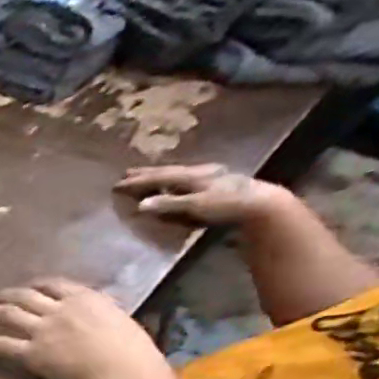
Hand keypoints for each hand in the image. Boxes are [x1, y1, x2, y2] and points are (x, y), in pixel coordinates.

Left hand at [0, 279, 172, 378]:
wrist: (122, 370)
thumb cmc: (131, 350)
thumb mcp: (119, 318)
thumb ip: (101, 312)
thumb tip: (99, 312)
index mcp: (83, 297)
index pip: (51, 284)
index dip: (33, 285)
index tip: (23, 287)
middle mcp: (58, 308)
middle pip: (22, 295)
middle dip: (2, 294)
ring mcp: (42, 329)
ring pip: (5, 314)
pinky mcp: (31, 352)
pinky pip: (0, 345)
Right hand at [114, 164, 291, 224]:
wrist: (260, 205)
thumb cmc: (227, 206)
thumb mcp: (195, 206)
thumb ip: (169, 205)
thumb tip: (141, 205)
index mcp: (192, 175)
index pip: (159, 177)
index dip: (138, 181)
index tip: (117, 184)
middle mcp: (199, 172)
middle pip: (168, 171)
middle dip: (147, 173)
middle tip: (127, 173)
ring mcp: (209, 177)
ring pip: (178, 174)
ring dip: (159, 176)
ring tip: (146, 176)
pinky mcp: (217, 184)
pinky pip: (187, 180)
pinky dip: (173, 182)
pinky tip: (172, 185)